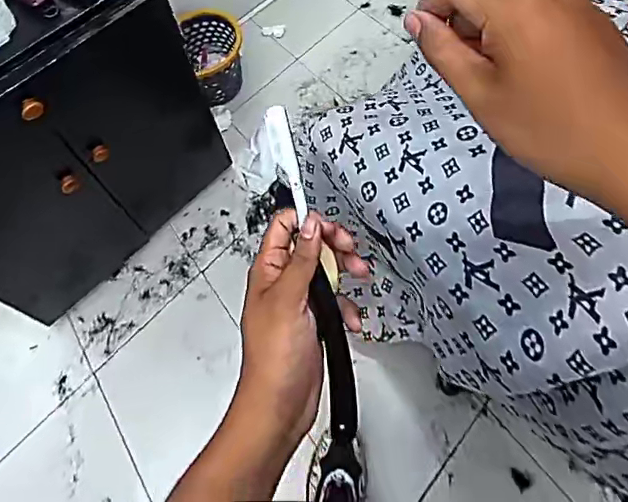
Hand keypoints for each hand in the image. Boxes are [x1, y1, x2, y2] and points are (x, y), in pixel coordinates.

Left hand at [233, 210, 366, 454]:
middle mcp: (283, 282)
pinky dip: (347, 305)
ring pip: (327, 270)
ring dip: (346, 271)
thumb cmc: (271, 361)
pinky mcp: (314, 319)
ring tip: (359, 274)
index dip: (307, 219)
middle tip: (349, 249)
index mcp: (268, 270)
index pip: (285, 226)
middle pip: (312, 244)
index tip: (328, 222)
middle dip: (334, 244)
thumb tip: (311, 224)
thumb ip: (302, 258)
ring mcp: (299, 301)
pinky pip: (335, 299)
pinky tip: (349, 317)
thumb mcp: (288, 298)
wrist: (280, 408)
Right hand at [406, 0, 627, 205]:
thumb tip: (421, 22)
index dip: (430, 9)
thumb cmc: (567, 134)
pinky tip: (539, 79)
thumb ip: (442, 50)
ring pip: (514, 3)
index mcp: (516, 5)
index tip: (430, 39)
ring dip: (497, 32)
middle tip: (472, 74)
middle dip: (466, 25)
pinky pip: (545, 13)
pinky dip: (528, 35)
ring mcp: (576, 4)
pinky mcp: (593, 20)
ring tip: (511, 83)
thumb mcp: (482, 96)